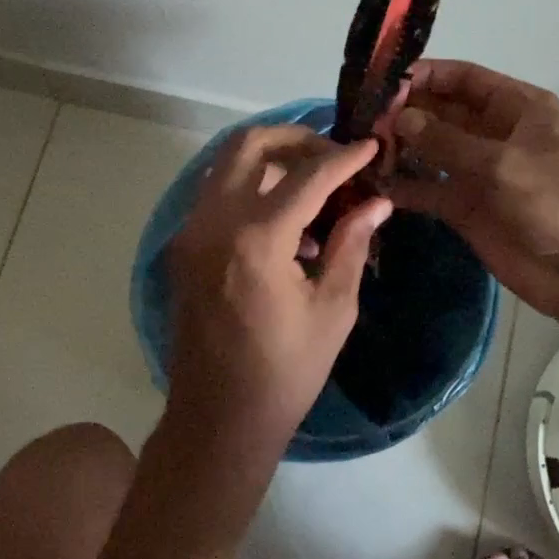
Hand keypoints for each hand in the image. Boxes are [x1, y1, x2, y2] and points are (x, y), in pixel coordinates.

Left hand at [165, 125, 392, 442]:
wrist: (219, 418)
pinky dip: (249, 190)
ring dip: (270, 162)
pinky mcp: (182, 249)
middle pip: (250, 145)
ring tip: (314, 189)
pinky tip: (286, 224)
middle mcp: (213, 222)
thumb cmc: (285, 372)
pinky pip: (215, 196)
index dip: (345, 158)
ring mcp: (190, 233)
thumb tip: (377, 203)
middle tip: (334, 156)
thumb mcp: (332, 308)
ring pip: (226, 166)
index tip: (372, 146)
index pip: (307, 175)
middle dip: (296, 140)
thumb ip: (352, 244)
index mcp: (255, 238)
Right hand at [383, 60, 558, 328]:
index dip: (425, 75)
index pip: (464, 78)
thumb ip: (447, 141)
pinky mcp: (466, 207)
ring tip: (360, 148)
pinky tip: (372, 183)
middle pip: (442, 111)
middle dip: (405, 112)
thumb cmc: (556, 204)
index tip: (382, 80)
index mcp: (517, 108)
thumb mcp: (502, 165)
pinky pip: (429, 189)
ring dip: (399, 148)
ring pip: (430, 150)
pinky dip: (404, 186)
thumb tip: (399, 118)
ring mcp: (479, 172)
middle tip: (361, 119)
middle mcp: (495, 134)